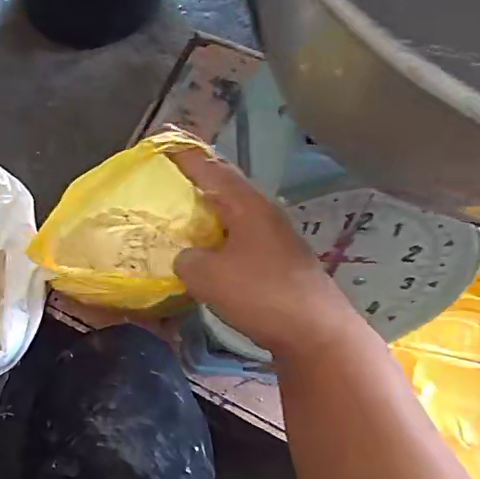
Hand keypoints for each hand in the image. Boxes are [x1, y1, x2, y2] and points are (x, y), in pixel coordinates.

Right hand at [171, 149, 363, 355]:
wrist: (314, 332)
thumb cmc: (260, 294)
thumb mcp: (207, 276)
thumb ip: (186, 260)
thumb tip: (186, 258)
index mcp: (247, 206)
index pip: (211, 170)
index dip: (186, 158)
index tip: (165, 147)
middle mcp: (264, 215)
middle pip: (226, 191)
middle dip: (197, 186)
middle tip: (167, 185)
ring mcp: (275, 240)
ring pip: (234, 219)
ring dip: (208, 218)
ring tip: (181, 222)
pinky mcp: (279, 265)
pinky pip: (241, 243)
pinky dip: (220, 244)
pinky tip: (208, 258)